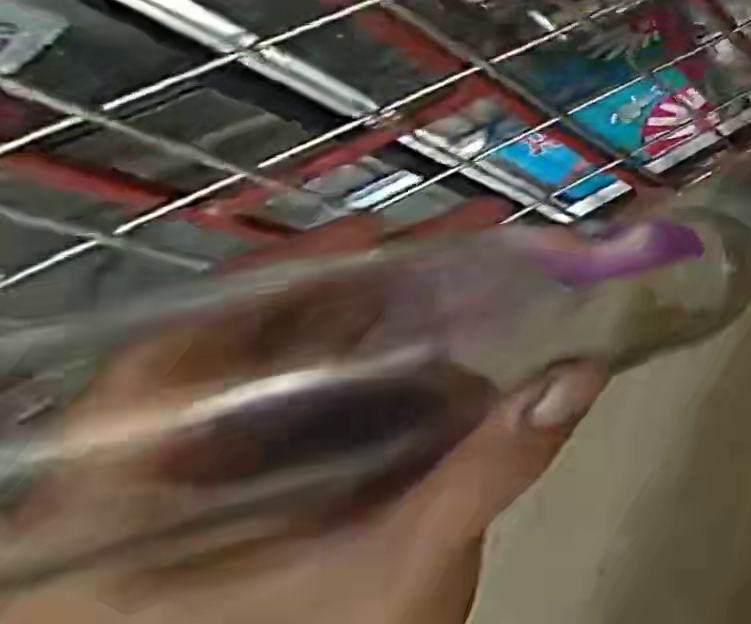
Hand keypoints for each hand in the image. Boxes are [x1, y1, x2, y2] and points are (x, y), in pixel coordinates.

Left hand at [3, 204, 608, 623]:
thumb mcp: (403, 568)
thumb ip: (490, 467)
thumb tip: (585, 371)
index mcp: (116, 512)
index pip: (177, 356)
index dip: (281, 278)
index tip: (382, 231)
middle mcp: (144, 486)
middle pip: (261, 346)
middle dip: (375, 294)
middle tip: (467, 245)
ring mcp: (206, 490)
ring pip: (305, 374)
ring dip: (400, 335)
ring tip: (482, 304)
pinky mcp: (261, 496)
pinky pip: (327, 410)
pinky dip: (396, 381)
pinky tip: (457, 379)